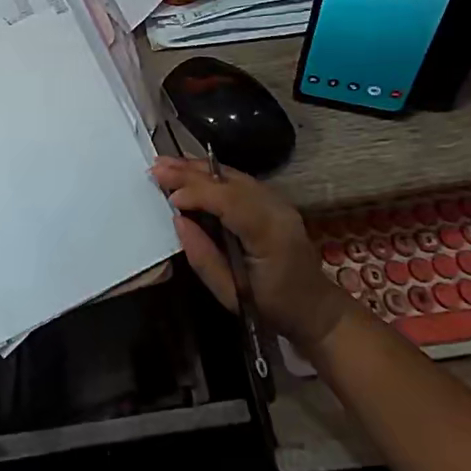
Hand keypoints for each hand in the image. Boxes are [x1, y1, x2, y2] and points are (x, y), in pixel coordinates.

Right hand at [151, 156, 354, 349]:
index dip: (199, 194)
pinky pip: (238, 179)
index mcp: (270, 235)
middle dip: (191, 173)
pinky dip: (210, 173)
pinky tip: (189, 169)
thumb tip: (178, 221)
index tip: (170, 198)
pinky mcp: (272, 199)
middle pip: (230, 181)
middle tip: (157, 168)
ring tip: (166, 163)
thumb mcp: (232, 294)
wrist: (314, 307)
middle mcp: (277, 209)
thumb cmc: (272, 307)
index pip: (231, 202)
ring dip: (197, 168)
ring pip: (233, 175)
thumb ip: (203, 257)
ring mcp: (277, 200)